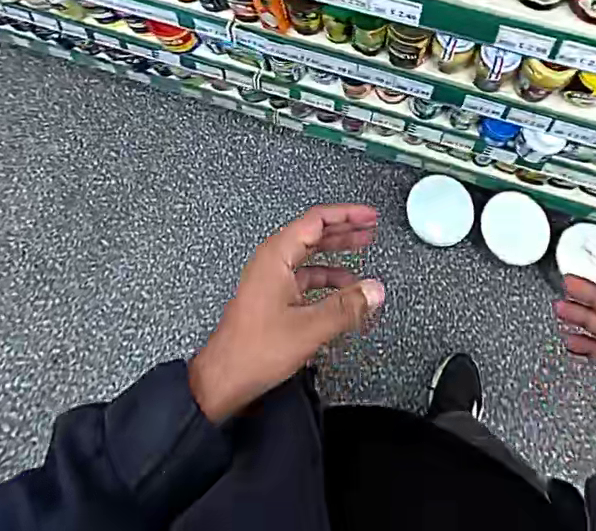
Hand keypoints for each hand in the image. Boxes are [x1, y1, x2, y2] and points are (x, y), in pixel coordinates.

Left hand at [188, 204, 384, 423]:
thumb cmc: (253, 351)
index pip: (317, 219)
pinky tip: (344, 286)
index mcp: (277, 255)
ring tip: (361, 249)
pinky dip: (327, 275)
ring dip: (337, 251)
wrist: (221, 381)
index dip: (347, 214)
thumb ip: (347, 307)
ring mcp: (271, 277)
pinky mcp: (272, 295)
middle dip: (345, 228)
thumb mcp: (309, 327)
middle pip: (314, 232)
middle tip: (370, 225)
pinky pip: (305, 274)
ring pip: (310, 253)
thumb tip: (374, 290)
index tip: (368, 215)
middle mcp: (273, 260)